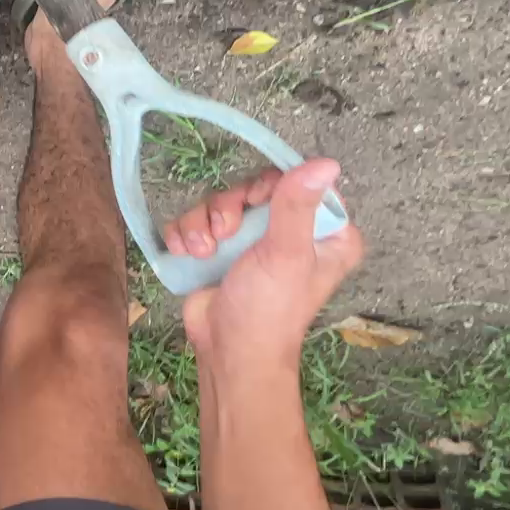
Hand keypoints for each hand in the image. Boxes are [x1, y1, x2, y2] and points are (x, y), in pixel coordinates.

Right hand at [169, 159, 363, 373]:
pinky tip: (186, 253)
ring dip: (199, 225)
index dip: (270, 187)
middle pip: (249, 191)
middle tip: (221, 233)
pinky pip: (192, 223)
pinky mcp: (216, 252)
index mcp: (324, 233)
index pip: (298, 184)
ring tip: (201, 251)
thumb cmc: (268, 307)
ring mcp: (248, 242)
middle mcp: (288, 232)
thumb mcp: (284, 254)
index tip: (253, 204)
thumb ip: (296, 207)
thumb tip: (326, 161)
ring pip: (215, 205)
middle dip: (225, 209)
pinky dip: (184, 234)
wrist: (228, 348)